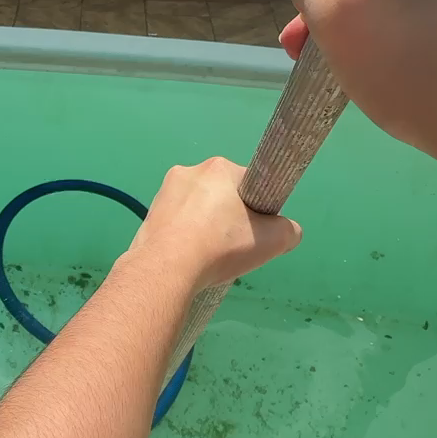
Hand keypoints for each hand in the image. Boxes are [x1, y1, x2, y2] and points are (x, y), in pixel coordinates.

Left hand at [124, 158, 300, 290]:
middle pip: (219, 195)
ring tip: (205, 255)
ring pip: (195, 209)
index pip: (247, 183)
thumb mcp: (272, 240)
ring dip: (203, 226)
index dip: (255, 207)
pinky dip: (182, 237)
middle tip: (229, 246)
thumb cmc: (221, 247)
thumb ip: (288, 231)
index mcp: (219, 168)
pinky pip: (174, 223)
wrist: (166, 270)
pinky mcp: (148, 214)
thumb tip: (288, 232)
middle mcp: (187, 171)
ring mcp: (163, 193)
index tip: (251, 229)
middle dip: (227, 217)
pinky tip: (185, 257)